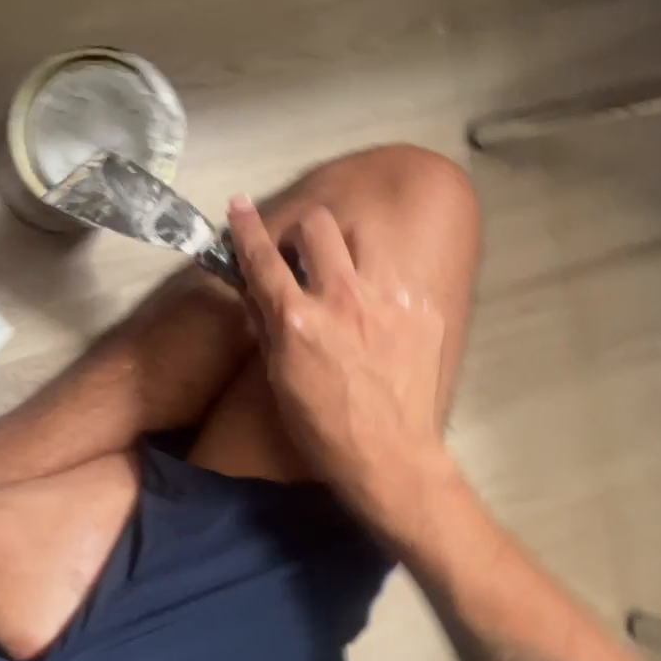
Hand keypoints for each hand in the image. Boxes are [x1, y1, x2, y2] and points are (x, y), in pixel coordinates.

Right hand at [225, 195, 454, 523]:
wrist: (390, 456)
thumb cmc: (321, 425)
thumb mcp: (278, 376)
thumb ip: (269, 324)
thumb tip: (259, 291)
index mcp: (298, 319)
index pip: (264, 258)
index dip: (247, 227)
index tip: (239, 203)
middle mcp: (342, 298)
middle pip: (319, 226)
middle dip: (305, 231)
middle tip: (304, 255)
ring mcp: (388, 299)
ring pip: (361, 239)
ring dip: (345, 252)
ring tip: (347, 281)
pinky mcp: (422, 308)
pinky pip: (393, 279)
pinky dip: (379, 290)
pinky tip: (381, 320)